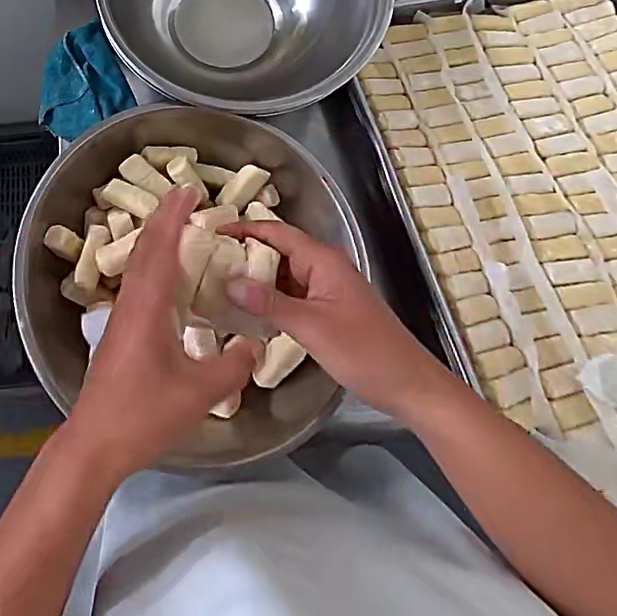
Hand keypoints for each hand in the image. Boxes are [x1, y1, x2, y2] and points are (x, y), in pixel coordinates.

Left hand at [66, 189, 260, 479]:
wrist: (95, 441)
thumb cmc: (143, 415)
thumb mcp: (199, 393)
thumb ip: (232, 367)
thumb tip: (254, 345)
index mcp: (148, 306)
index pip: (161, 247)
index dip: (174, 216)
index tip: (189, 191)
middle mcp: (131, 302)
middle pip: (146, 247)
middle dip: (165, 218)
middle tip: (186, 198)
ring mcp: (121, 315)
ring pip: (138, 264)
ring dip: (157, 238)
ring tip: (178, 226)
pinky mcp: (119, 330)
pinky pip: (138, 281)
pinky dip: (153, 262)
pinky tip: (165, 275)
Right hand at [221, 220, 455, 417]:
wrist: (409, 385)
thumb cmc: (365, 351)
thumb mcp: (312, 327)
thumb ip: (269, 303)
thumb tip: (229, 282)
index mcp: (323, 260)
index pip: (277, 232)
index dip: (244, 229)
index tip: (211, 233)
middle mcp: (323, 267)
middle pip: (277, 250)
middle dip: (244, 253)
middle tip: (207, 261)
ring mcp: (325, 289)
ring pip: (282, 274)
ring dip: (254, 277)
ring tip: (218, 283)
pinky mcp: (326, 309)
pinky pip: (290, 294)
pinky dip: (268, 298)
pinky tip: (246, 310)